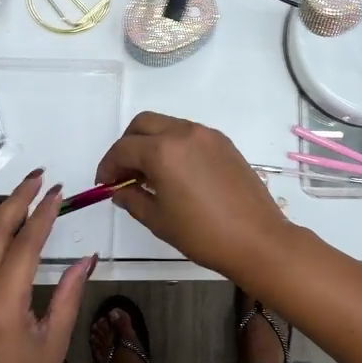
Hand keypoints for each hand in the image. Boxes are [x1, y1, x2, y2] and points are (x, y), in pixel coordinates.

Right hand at [96, 112, 290, 276]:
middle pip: (143, 124)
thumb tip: (120, 190)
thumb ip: (133, 199)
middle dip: (127, 145)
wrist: (257, 239)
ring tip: (149, 176)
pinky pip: (189, 134)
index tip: (104, 185)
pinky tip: (176, 173)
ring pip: (167, 125)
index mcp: (163, 151)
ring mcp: (207, 135)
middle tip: (124, 174)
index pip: (123, 149)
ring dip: (151, 142)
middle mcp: (184, 132)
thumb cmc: (202, 234)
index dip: (108, 166)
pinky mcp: (224, 143)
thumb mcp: (159, 220)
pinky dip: (174, 145)